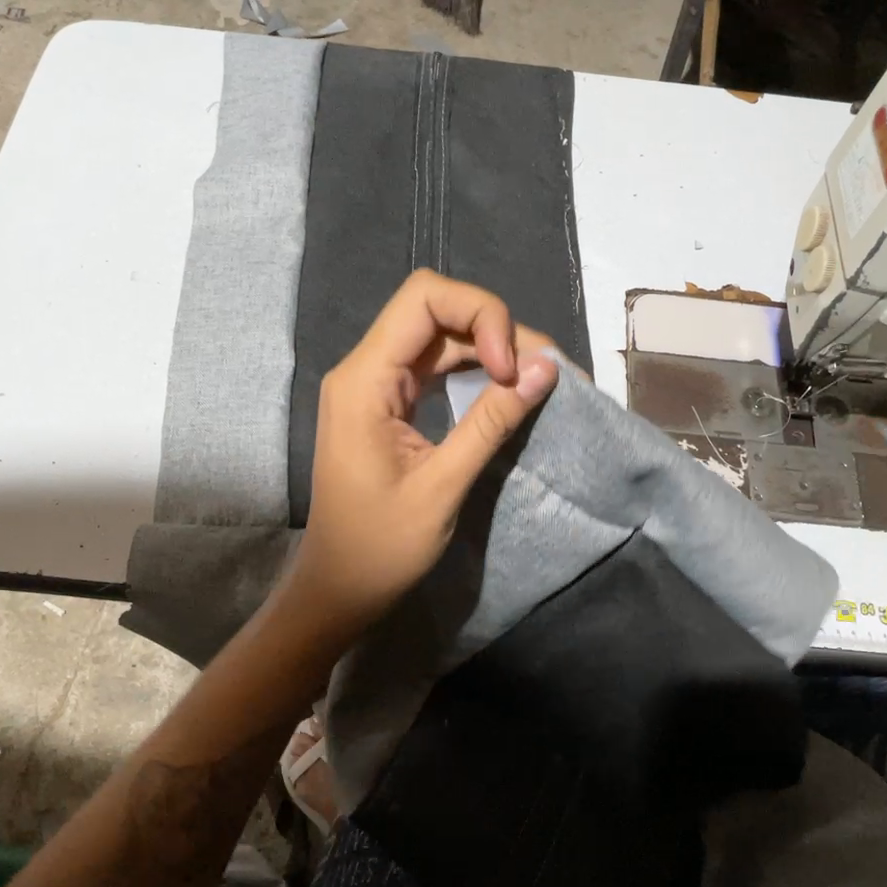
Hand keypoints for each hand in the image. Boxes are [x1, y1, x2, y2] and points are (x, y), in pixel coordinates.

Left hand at [279, 270, 560, 638]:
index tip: (513, 369)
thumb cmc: (381, 547)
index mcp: (363, 381)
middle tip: (545, 374)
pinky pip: (434, 368)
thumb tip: (547, 368)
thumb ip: (491, 422)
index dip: (481, 315)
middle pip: (436, 312)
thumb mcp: (442, 486)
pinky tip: (507, 388)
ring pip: (440, 337)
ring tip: (538, 379)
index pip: (424, 299)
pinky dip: (474, 371)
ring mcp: (375, 387)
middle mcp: (365, 370)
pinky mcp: (388, 406)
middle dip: (496, 330)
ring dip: (491, 349)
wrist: (339, 588)